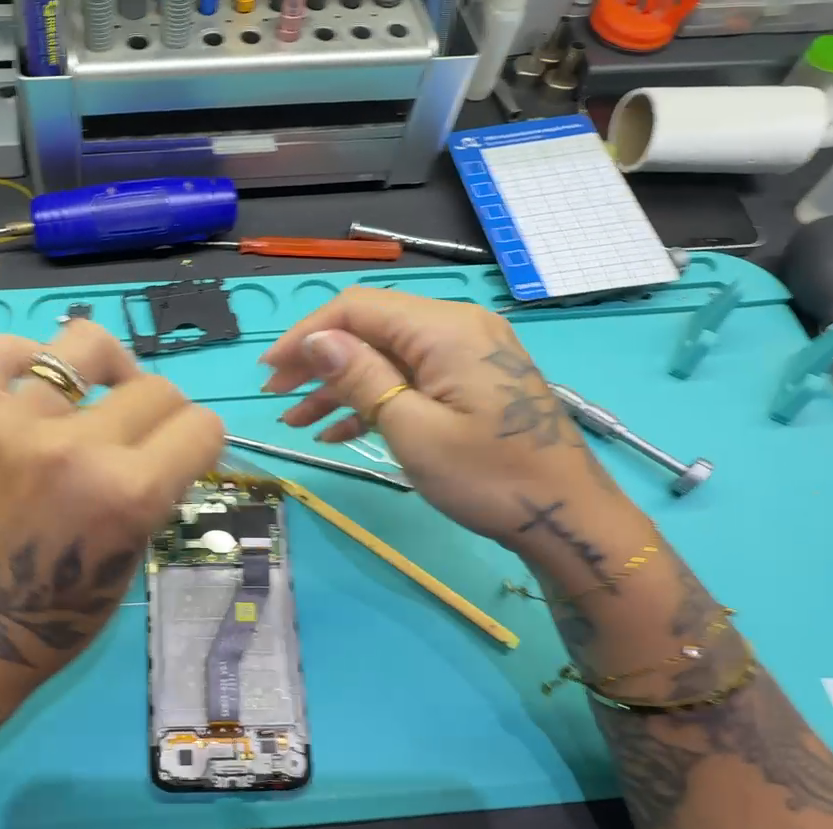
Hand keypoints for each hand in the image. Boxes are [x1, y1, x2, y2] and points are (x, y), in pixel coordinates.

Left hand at [0, 321, 224, 704]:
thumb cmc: (62, 615)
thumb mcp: (133, 556)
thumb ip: (153, 489)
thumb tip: (165, 440)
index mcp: (130, 494)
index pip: (201, 427)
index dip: (203, 444)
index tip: (186, 457)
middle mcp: (79, 449)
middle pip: (156, 389)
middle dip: (165, 416)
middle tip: (142, 442)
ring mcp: (17, 427)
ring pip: (86, 346)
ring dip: (109, 370)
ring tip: (100, 394)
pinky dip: (23, 356)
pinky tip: (37, 382)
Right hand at [258, 288, 631, 547]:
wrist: (564, 515)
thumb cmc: (487, 477)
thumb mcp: (413, 429)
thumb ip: (362, 377)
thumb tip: (316, 340)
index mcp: (444, 329)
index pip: (357, 309)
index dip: (306, 334)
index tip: (268, 370)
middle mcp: (456, 328)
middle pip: (370, 329)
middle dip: (318, 360)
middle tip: (276, 397)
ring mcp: (466, 356)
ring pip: (386, 357)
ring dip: (339, 386)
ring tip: (294, 421)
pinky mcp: (470, 383)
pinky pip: (410, 380)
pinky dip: (372, 401)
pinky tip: (336, 432)